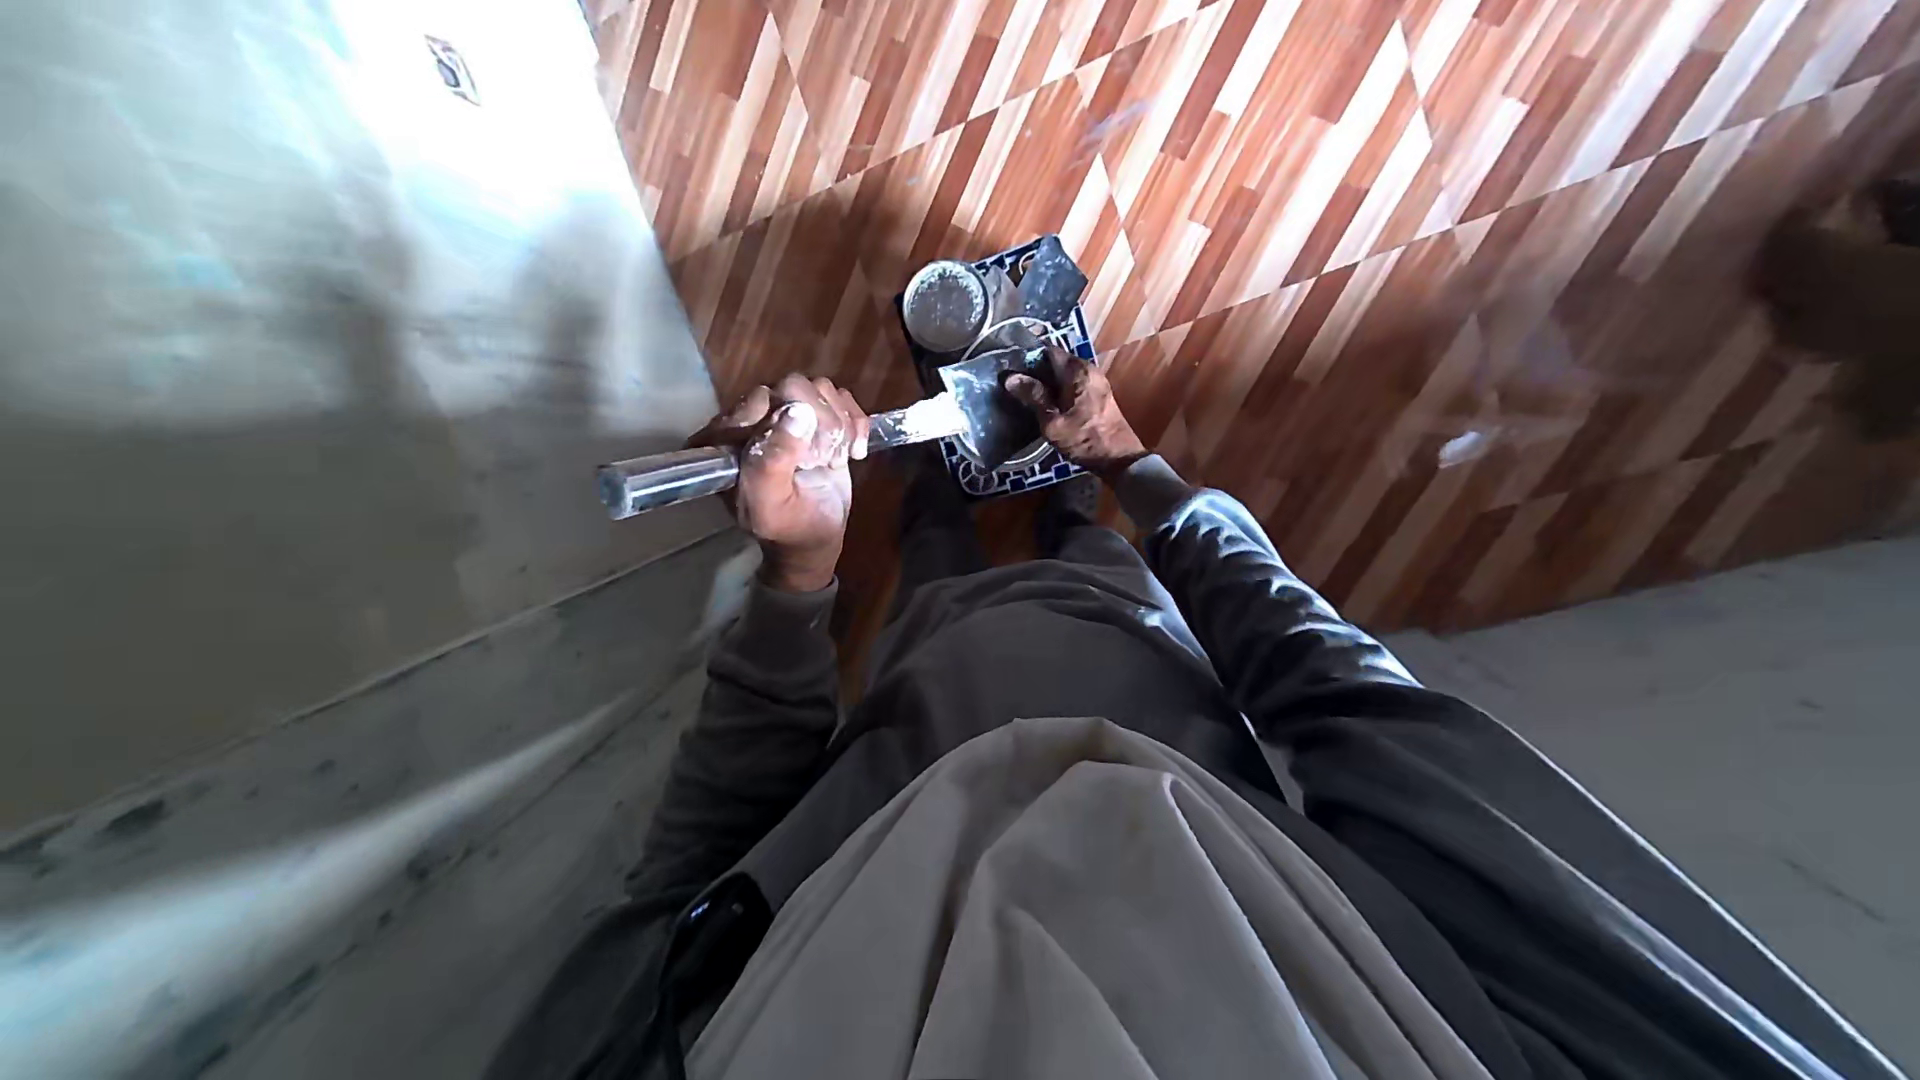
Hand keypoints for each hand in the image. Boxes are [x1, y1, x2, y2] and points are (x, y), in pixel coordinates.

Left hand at [689, 374, 869, 591]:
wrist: (817, 538)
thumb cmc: (790, 527)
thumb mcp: (771, 504)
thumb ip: (772, 461)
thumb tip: (797, 411)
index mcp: (723, 436)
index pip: (760, 400)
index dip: (790, 424)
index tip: (805, 459)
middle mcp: (750, 417)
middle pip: (793, 386)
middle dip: (821, 423)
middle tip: (824, 458)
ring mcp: (784, 413)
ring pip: (819, 388)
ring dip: (839, 425)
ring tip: (835, 458)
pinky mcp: (814, 415)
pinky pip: (838, 396)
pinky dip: (855, 422)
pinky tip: (851, 451)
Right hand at [1005, 347, 1146, 479]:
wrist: (1118, 459)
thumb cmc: (1085, 440)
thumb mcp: (1053, 422)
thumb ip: (1033, 397)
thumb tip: (1011, 378)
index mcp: (1079, 371)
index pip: (1048, 351)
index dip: (1028, 357)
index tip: (1010, 367)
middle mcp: (1089, 370)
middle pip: (1055, 362)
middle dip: (1035, 370)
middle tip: (1012, 383)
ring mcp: (1095, 382)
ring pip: (1063, 374)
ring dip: (1045, 382)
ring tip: (1023, 393)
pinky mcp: (1096, 395)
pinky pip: (1071, 385)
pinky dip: (1057, 390)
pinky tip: (1043, 403)